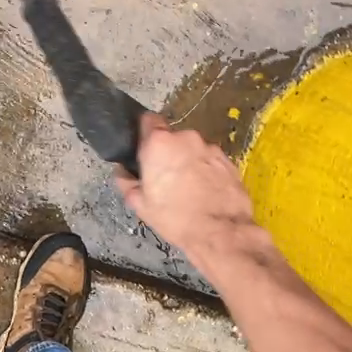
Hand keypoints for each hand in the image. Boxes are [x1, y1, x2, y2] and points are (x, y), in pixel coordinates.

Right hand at [114, 114, 260, 265]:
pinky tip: (204, 191)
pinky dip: (205, 170)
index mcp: (159, 143)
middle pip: (171, 137)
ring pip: (192, 149)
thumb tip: (122, 171)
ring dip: (187, 161)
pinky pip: (209, 160)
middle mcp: (186, 138)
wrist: (220, 232)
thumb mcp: (139, 204)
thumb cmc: (175, 217)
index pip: (148, 120)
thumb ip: (126, 181)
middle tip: (164, 177)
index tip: (144, 148)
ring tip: (188, 187)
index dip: (144, 133)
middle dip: (167, 152)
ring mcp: (210, 148)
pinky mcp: (228, 160)